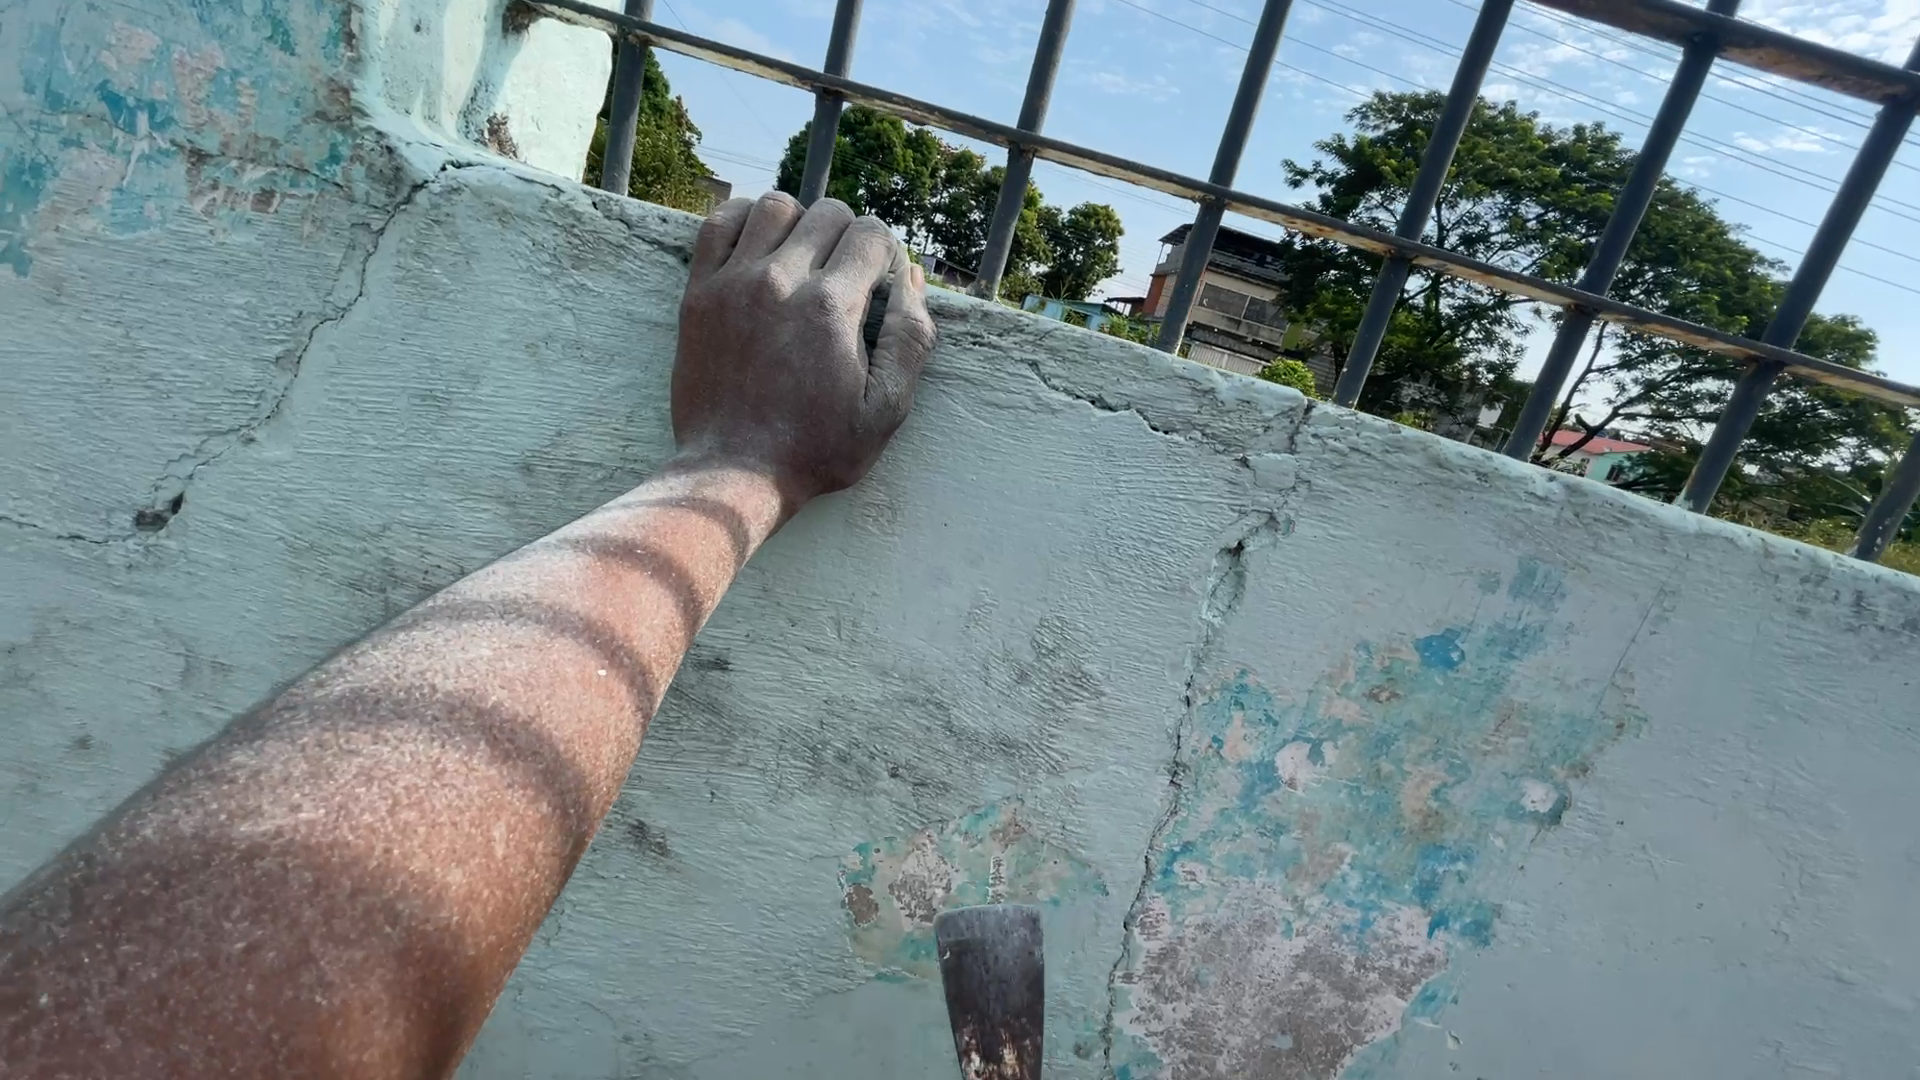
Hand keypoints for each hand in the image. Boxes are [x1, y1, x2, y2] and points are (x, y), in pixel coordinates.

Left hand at [671, 191, 935, 514]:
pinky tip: (760, 246)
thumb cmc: (816, 449)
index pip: (871, 234)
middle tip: (848, 278)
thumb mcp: (886, 410)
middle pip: (828, 213)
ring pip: (775, 206)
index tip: (880, 285)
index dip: (886, 255)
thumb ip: (911, 340)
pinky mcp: (699, 294)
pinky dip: (744, 220)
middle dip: (849, 237)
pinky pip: (718, 222)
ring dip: (800, 224)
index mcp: (833, 308)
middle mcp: (782, 282)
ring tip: (804, 261)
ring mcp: (734, 283)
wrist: (736, 472)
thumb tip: (912, 278)